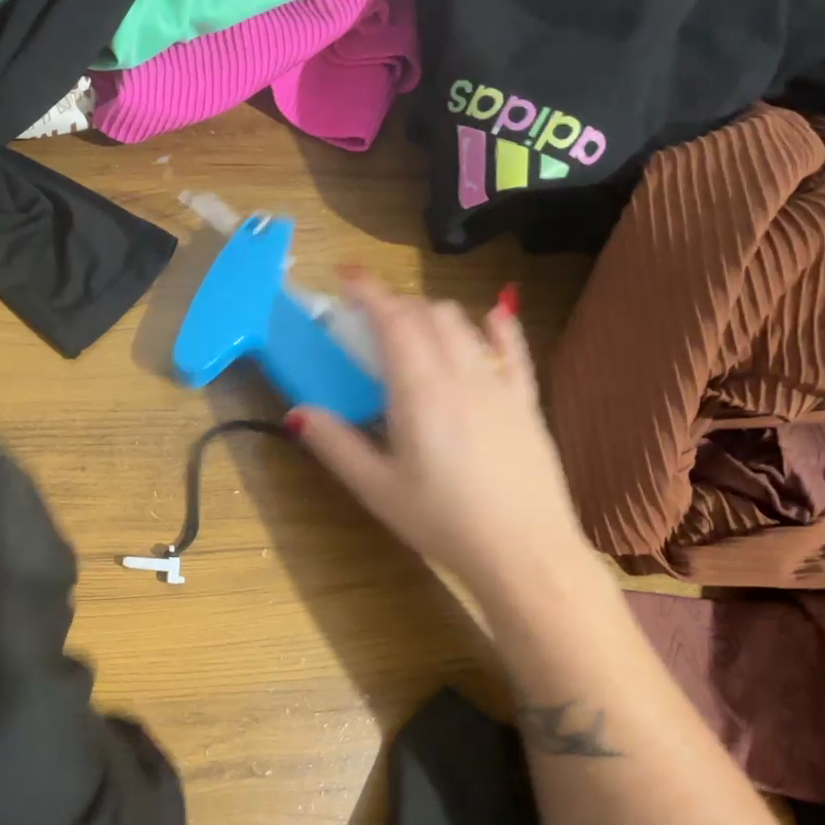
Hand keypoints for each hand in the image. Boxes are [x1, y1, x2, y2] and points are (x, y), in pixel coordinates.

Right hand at [289, 276, 590, 593]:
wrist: (523, 550)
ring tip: (412, 329)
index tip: (347, 274)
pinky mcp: (526, 402)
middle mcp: (462, 373)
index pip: (393, 320)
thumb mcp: (376, 488)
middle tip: (369, 317)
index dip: (369, 291)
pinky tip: (491, 319)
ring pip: (465, 325)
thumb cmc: (441, 521)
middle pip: (428, 315)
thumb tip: (299, 411)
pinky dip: (496, 327)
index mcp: (419, 390)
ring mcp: (499, 384)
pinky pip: (513, 349)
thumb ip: (335, 445)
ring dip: (434, 315)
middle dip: (396, 304)